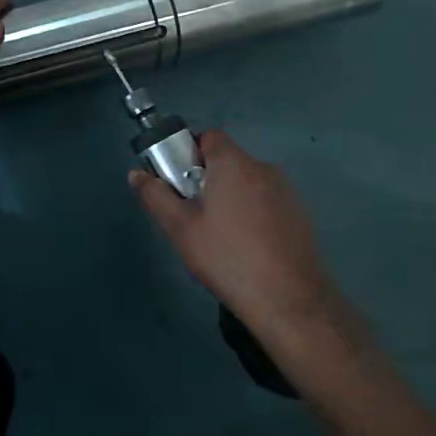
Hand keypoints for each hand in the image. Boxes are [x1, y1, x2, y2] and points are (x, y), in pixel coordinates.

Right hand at [130, 130, 336, 327]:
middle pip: (227, 160)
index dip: (189, 152)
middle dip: (207, 179)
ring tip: (219, 236)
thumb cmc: (227, 257)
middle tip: (193, 214)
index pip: (209, 136)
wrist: (288, 300)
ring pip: (247, 183)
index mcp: (234, 163)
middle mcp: (263, 168)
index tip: (178, 181)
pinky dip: (252, 214)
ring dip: (230, 197)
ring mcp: (286, 191)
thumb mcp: (180, 228)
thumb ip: (156, 196)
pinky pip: (266, 201)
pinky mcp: (299, 214)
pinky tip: (246, 247)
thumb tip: (136, 174)